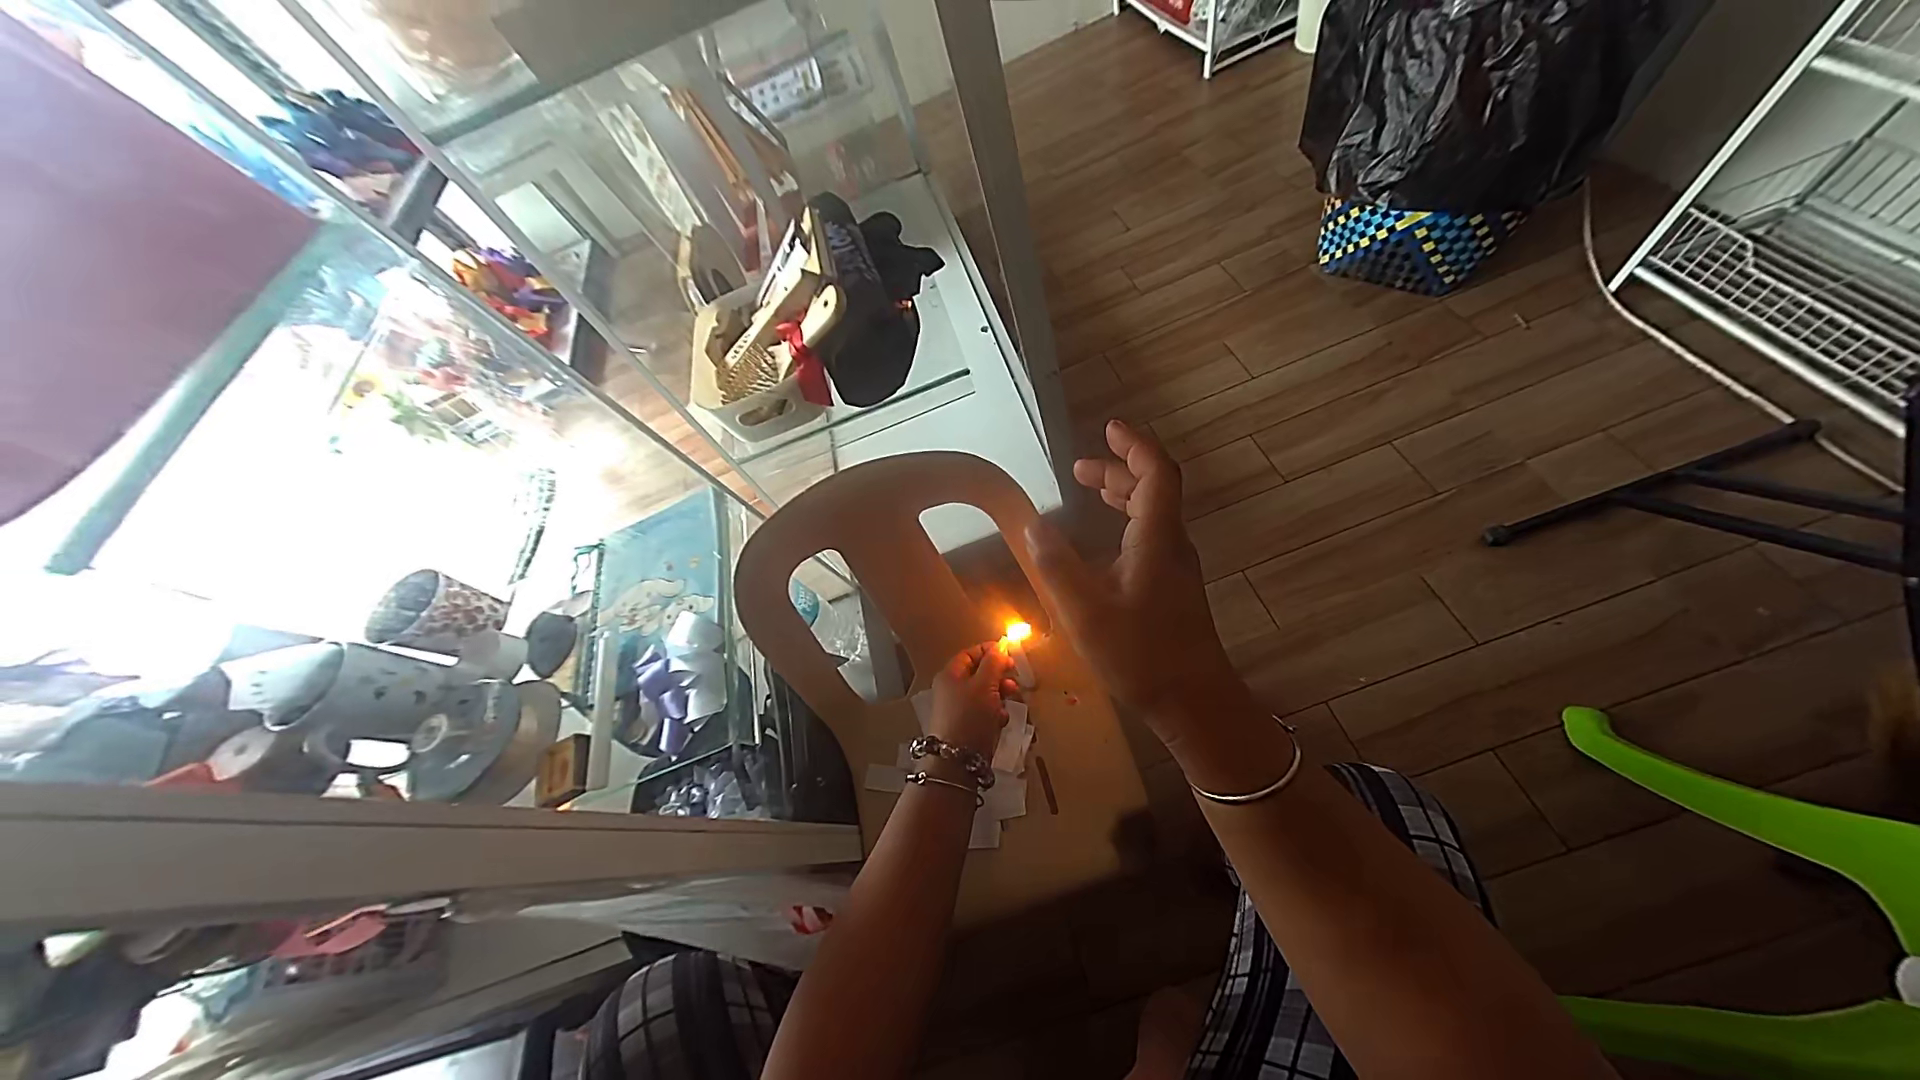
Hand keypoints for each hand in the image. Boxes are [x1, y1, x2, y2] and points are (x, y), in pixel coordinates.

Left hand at [928, 643, 1015, 756]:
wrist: (958, 761)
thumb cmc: (970, 716)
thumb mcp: (984, 685)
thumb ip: (994, 663)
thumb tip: (1000, 646)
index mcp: (950, 674)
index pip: (970, 653)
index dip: (990, 651)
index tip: (1010, 655)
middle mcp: (952, 689)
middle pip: (979, 674)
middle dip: (999, 676)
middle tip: (1014, 681)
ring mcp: (959, 709)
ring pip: (985, 694)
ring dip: (1001, 694)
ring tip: (1011, 701)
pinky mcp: (968, 727)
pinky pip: (985, 713)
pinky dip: (996, 713)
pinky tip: (1002, 720)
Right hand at [1023, 420, 1245, 742]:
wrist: (1194, 702)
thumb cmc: (1141, 655)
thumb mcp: (1086, 612)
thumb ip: (1057, 566)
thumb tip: (1033, 524)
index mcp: (1156, 539)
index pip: (1156, 473)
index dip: (1135, 445)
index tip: (1111, 428)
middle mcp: (1172, 545)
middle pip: (1153, 489)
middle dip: (1118, 470)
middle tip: (1079, 469)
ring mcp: (1175, 567)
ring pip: (1153, 514)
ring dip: (1123, 495)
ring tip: (1088, 490)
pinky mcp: (1173, 587)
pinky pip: (1151, 536)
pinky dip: (1127, 522)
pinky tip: (1105, 541)